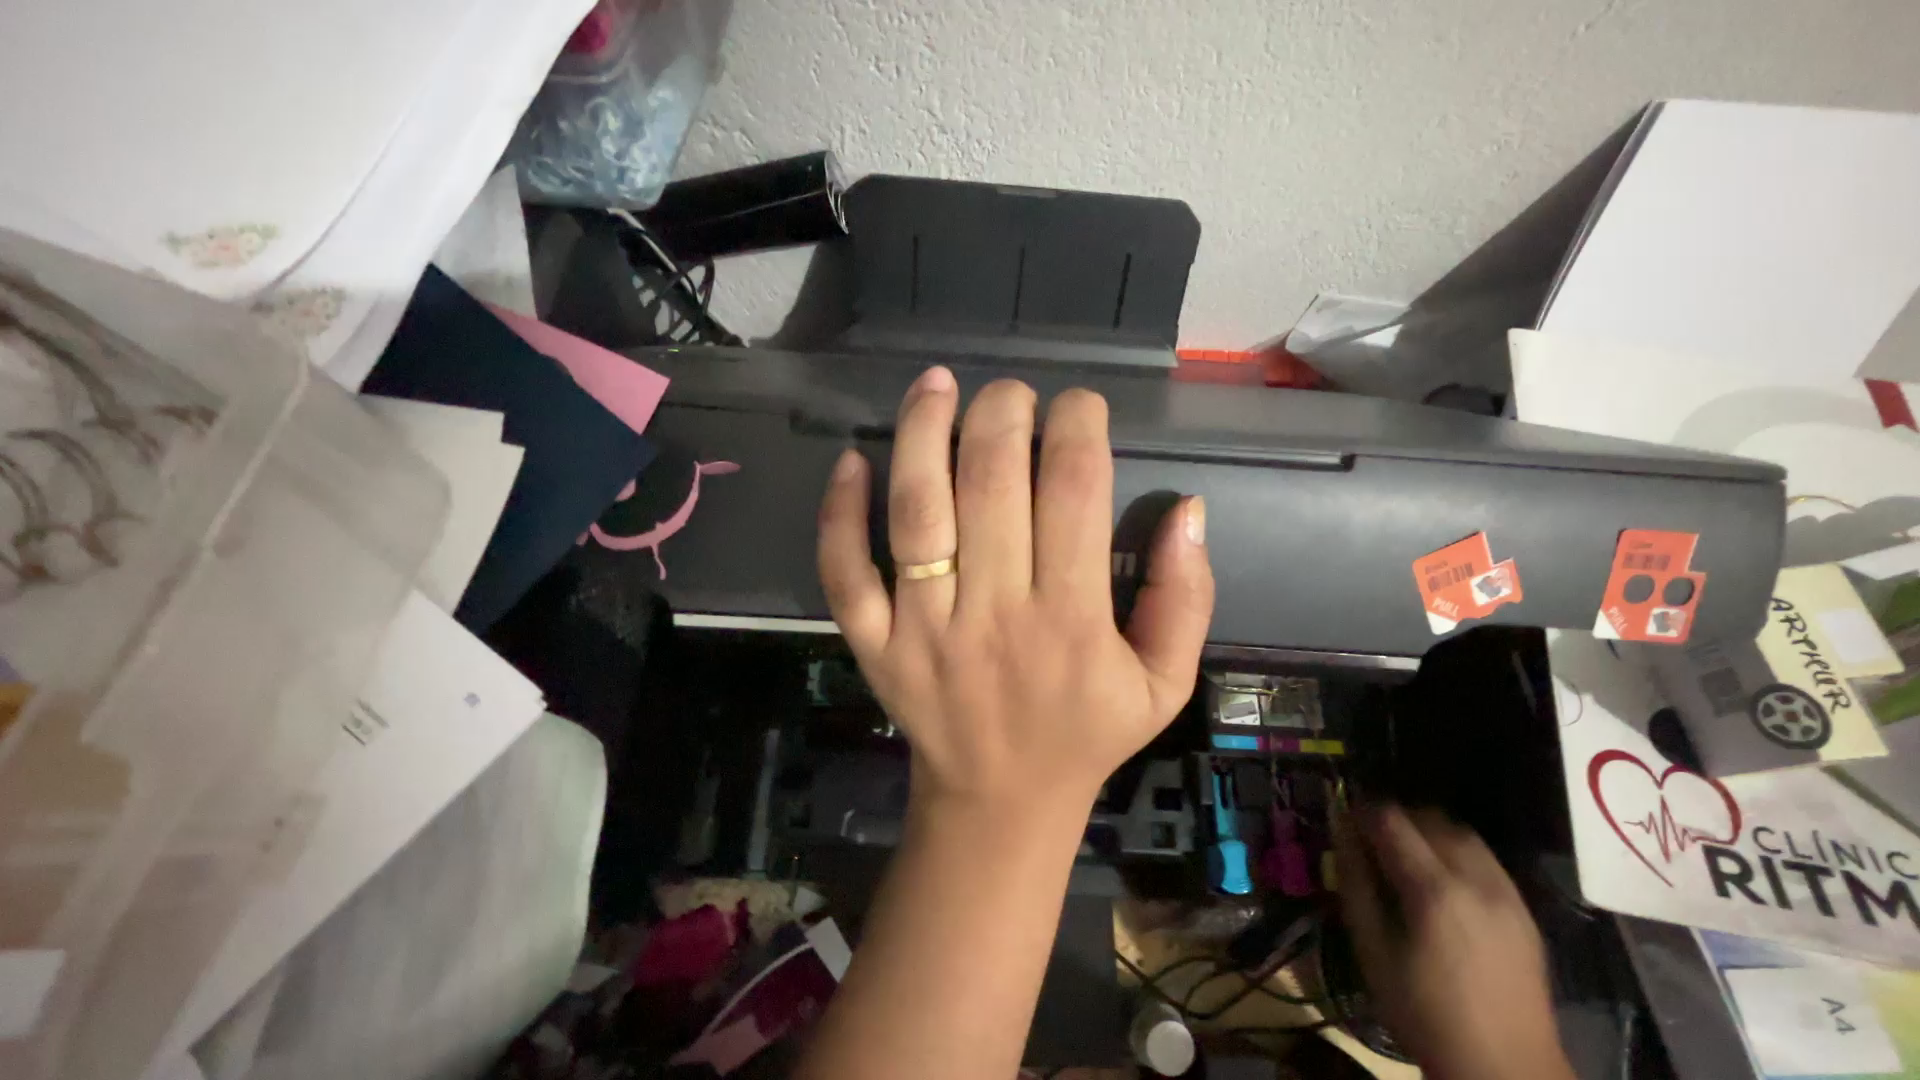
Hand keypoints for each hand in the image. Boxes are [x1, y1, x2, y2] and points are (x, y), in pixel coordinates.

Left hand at [816, 366, 1214, 815]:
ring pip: (917, 512)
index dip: (1077, 427)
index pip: (1075, 492)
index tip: (1079, 405)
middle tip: (1012, 392)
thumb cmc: (1086, 734)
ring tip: (936, 385)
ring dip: (923, 434)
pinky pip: (846, 572)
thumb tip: (1189, 508)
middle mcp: (994, 614)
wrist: (1000, 803)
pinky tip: (854, 459)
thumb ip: (1185, 597)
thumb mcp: (1165, 682)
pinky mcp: (874, 645)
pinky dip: (841, 513)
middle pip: (991, 484)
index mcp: (1072, 620)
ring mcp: (923, 629)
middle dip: (1003, 414)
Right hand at [1333, 804, 1573, 1079]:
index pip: (1391, 820)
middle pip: (1430, 818)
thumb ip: (1355, 886)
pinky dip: (1457, 852)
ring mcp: (1507, 892)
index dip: (1361, 811)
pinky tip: (1443, 880)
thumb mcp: (1372, 952)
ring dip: (1429, 831)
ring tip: (1406, 856)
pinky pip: (1486, 859)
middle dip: (1395, 819)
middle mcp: (1476, 879)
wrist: (1505, 1067)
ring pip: (1462, 833)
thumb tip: (1341, 836)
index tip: (1343, 818)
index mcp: (1433, 890)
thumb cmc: (1424, 1013)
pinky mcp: (1524, 909)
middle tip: (1370, 839)